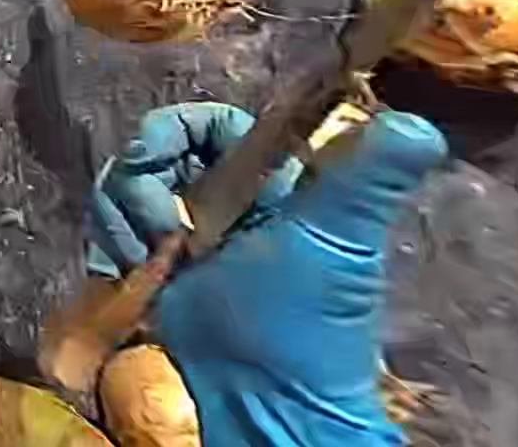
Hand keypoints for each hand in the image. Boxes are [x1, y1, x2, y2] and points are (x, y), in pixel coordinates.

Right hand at [88, 102, 447, 446]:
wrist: (251, 395)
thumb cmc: (296, 319)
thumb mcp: (330, 245)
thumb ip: (361, 183)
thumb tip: (414, 122)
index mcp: (261, 183)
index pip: (204, 122)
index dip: (169, 127)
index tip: (150, 155)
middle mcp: (215, 193)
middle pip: (151, 148)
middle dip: (139, 183)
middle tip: (160, 229)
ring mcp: (174, 221)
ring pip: (120, 180)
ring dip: (120, 216)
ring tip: (146, 259)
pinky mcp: (141, 245)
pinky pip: (104, 215)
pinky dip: (108, 237)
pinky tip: (128, 269)